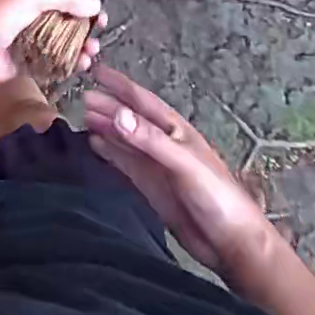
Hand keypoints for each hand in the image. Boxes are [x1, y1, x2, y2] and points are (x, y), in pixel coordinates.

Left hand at [0, 0, 103, 84]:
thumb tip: (95, 3)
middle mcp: (32, 2)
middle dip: (86, 6)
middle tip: (101, 13)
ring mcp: (33, 29)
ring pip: (66, 29)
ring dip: (84, 37)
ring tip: (94, 44)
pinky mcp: (34, 54)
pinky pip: (60, 55)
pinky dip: (74, 58)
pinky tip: (83, 60)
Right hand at [84, 65, 273, 274]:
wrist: (232, 243)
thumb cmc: (216, 196)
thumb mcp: (183, 163)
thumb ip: (150, 139)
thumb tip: (117, 113)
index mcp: (173, 128)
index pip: (140, 99)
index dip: (118, 84)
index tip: (95, 71)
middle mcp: (163, 141)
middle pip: (130, 118)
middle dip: (108, 105)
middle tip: (82, 97)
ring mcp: (156, 164)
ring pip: (125, 138)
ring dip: (107, 126)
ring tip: (84, 117)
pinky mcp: (152, 186)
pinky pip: (125, 162)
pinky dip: (110, 151)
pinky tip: (96, 145)